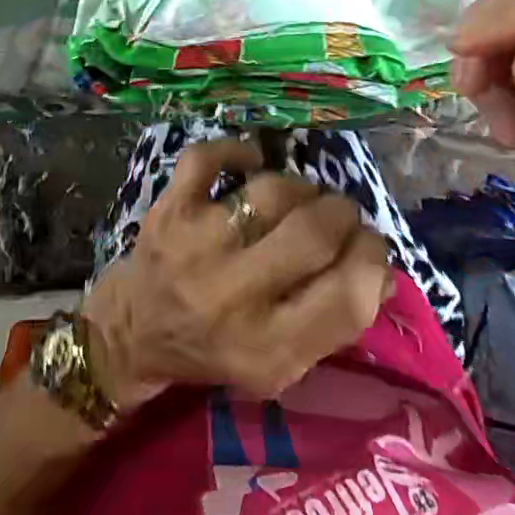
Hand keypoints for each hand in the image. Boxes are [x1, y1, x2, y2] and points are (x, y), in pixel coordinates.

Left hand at [81, 139, 391, 409]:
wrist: (132, 332)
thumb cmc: (214, 350)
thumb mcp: (279, 365)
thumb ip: (332, 322)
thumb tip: (382, 268)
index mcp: (268, 348)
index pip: (349, 296)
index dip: (373, 261)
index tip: (369, 246)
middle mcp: (232, 295)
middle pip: (314, 232)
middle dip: (342, 215)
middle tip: (338, 215)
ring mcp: (196, 245)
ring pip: (271, 192)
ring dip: (301, 188)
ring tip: (301, 197)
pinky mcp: (168, 210)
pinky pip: (206, 159)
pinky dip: (235, 150)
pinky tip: (251, 161)